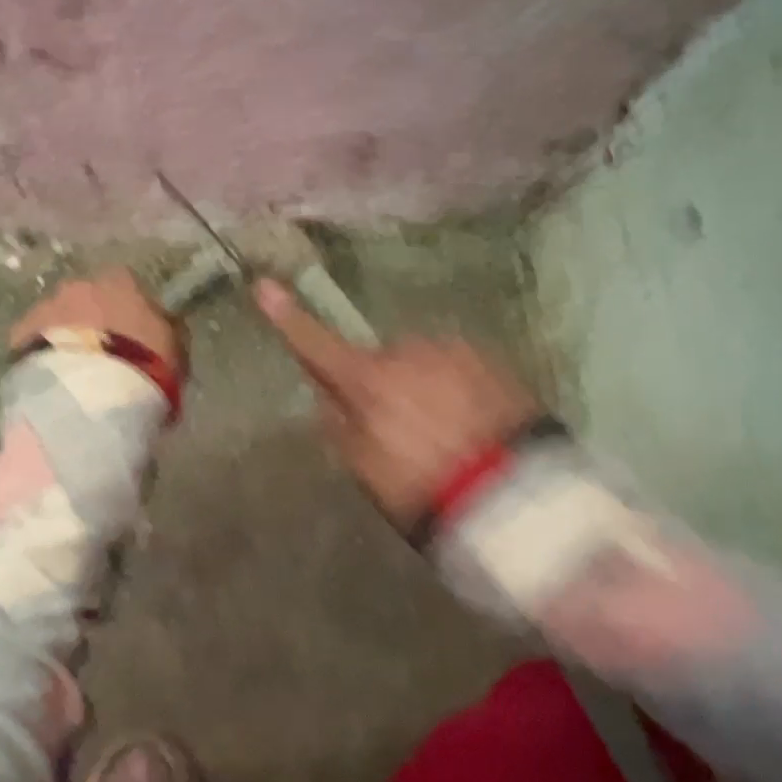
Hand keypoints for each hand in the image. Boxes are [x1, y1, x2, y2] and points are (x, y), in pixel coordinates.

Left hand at [10, 267, 184, 376]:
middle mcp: (80, 285)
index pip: (126, 284)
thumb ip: (168, 330)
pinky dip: (39, 354)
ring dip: (63, 335)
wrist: (92, 392)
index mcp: (121, 283)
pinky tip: (48, 378)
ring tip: (71, 370)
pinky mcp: (19, 333)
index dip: (128, 309)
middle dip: (90, 319)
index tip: (132, 333)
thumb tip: (164, 324)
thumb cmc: (144, 365)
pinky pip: (31, 340)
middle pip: (85, 298)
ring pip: (56, 317)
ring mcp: (45, 307)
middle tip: (99, 353)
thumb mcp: (176, 349)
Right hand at [255, 278, 543, 530]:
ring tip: (445, 439)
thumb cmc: (425, 489)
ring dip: (424, 389)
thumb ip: (339, 428)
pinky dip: (457, 392)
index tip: (264, 286)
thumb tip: (327, 397)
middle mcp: (410, 352)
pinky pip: (459, 371)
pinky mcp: (494, 363)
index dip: (288, 318)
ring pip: (423, 365)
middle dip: (383, 385)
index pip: (317, 346)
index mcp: (370, 380)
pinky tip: (472, 428)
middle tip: (400, 435)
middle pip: (380, 361)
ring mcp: (456, 353)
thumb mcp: (366, 472)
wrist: (517, 496)